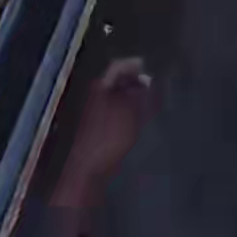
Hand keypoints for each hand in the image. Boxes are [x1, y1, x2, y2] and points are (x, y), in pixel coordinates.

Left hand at [51, 57, 151, 208]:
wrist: (85, 172)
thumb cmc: (109, 136)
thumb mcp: (131, 110)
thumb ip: (140, 92)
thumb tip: (146, 79)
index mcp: (98, 85)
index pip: (117, 66)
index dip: (134, 64)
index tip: (149, 67)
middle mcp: (92, 95)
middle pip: (114, 81)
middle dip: (132, 81)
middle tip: (150, 85)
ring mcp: (90, 113)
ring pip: (113, 97)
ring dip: (128, 97)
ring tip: (146, 102)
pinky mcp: (92, 130)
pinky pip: (111, 112)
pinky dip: (123, 111)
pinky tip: (134, 120)